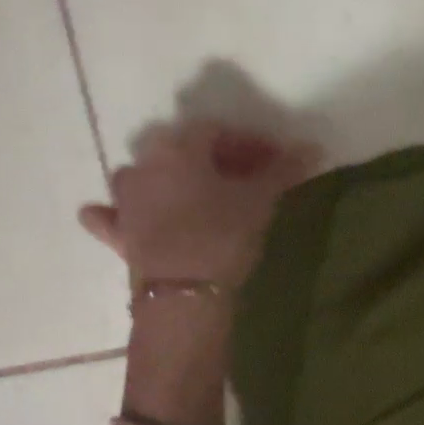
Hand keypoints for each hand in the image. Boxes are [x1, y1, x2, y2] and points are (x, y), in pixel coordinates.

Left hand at [79, 123, 317, 288]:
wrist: (184, 293)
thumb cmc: (223, 235)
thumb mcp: (260, 200)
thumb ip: (284, 170)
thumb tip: (313, 146)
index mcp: (180, 148)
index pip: (216, 131)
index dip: (247, 142)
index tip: (273, 160)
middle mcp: (146, 164)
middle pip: (179, 149)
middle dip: (210, 159)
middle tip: (239, 178)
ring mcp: (126, 199)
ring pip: (142, 175)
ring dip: (165, 178)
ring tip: (192, 195)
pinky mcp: (119, 234)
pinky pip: (110, 216)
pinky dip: (116, 213)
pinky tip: (120, 216)